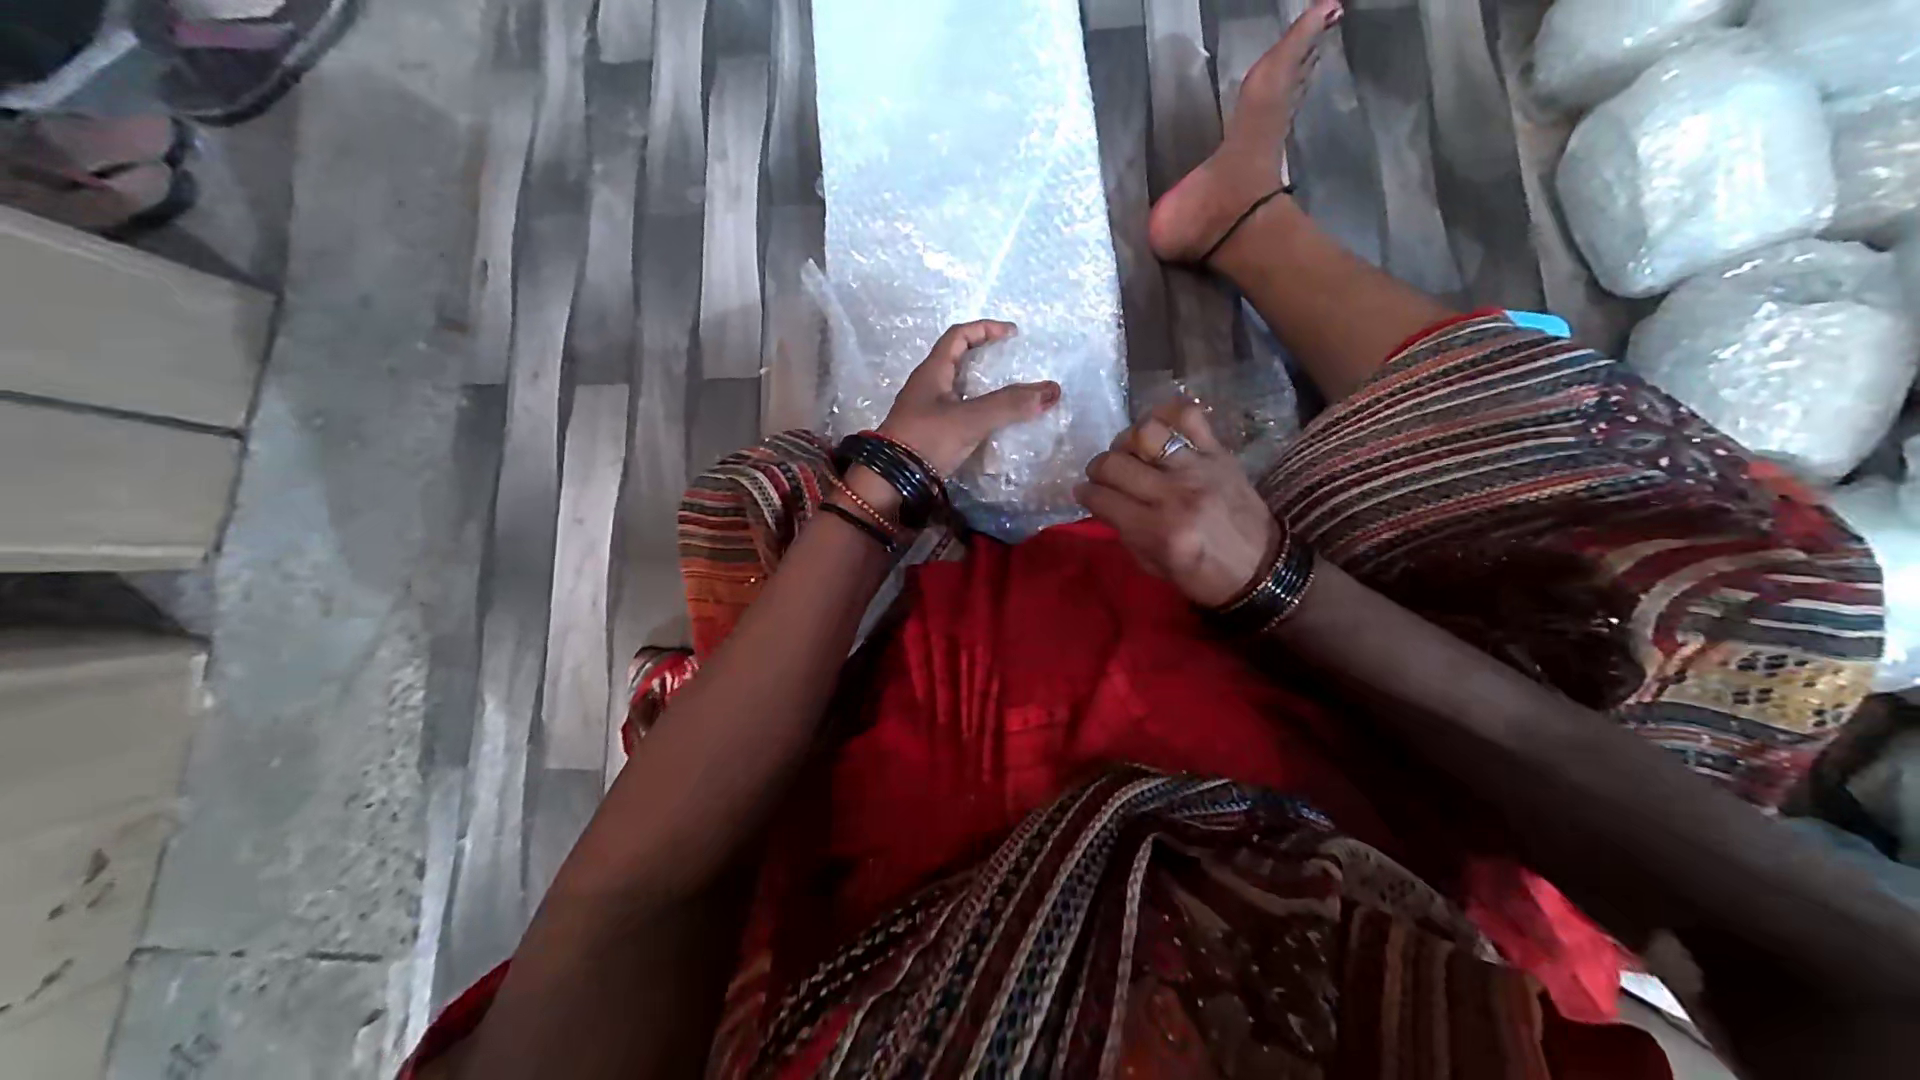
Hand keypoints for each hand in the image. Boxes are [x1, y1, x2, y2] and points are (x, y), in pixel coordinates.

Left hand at [877, 320, 1060, 475]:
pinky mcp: (928, 434)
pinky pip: (957, 412)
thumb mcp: (971, 419)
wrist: (889, 482)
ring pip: (958, 388)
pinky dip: (976, 411)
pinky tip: (991, 424)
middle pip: (957, 360)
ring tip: (1008, 394)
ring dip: (982, 387)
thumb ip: (1010, 404)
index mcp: (932, 371)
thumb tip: (1052, 390)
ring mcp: (925, 411)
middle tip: (1012, 363)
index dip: (985, 329)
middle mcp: (926, 386)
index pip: (958, 335)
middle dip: (986, 357)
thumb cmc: (926, 440)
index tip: (1012, 334)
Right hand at [1074, 402, 1279, 607]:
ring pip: (1145, 434)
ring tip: (1130, 452)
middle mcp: (1175, 496)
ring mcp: (1199, 469)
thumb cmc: (1203, 576)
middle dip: (1097, 469)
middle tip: (1102, 476)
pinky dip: (1167, 413)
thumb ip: (1124, 531)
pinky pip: (1189, 416)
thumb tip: (1101, 501)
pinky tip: (1158, 427)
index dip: (1084, 494)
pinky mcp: (1220, 453)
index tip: (1083, 493)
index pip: (1101, 498)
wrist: (1262, 570)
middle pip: (1114, 463)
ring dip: (1127, 441)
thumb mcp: (1153, 566)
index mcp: (1158, 531)